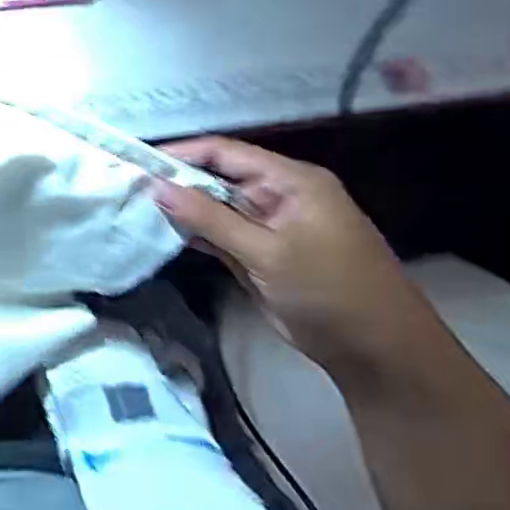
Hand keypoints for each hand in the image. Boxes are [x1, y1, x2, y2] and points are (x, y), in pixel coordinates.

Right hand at [151, 136, 444, 382]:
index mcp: (292, 182)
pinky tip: (162, 231)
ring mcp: (270, 224)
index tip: (136, 163)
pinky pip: (219, 231)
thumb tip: (155, 185)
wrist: (381, 357)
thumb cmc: (331, 293)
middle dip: (175, 181)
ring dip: (181, 208)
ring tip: (135, 206)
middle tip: (128, 186)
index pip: (224, 153)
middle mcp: (279, 194)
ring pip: (213, 205)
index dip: (179, 154)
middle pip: (216, 176)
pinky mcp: (261, 250)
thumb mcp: (266, 252)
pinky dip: (194, 231)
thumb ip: (207, 217)